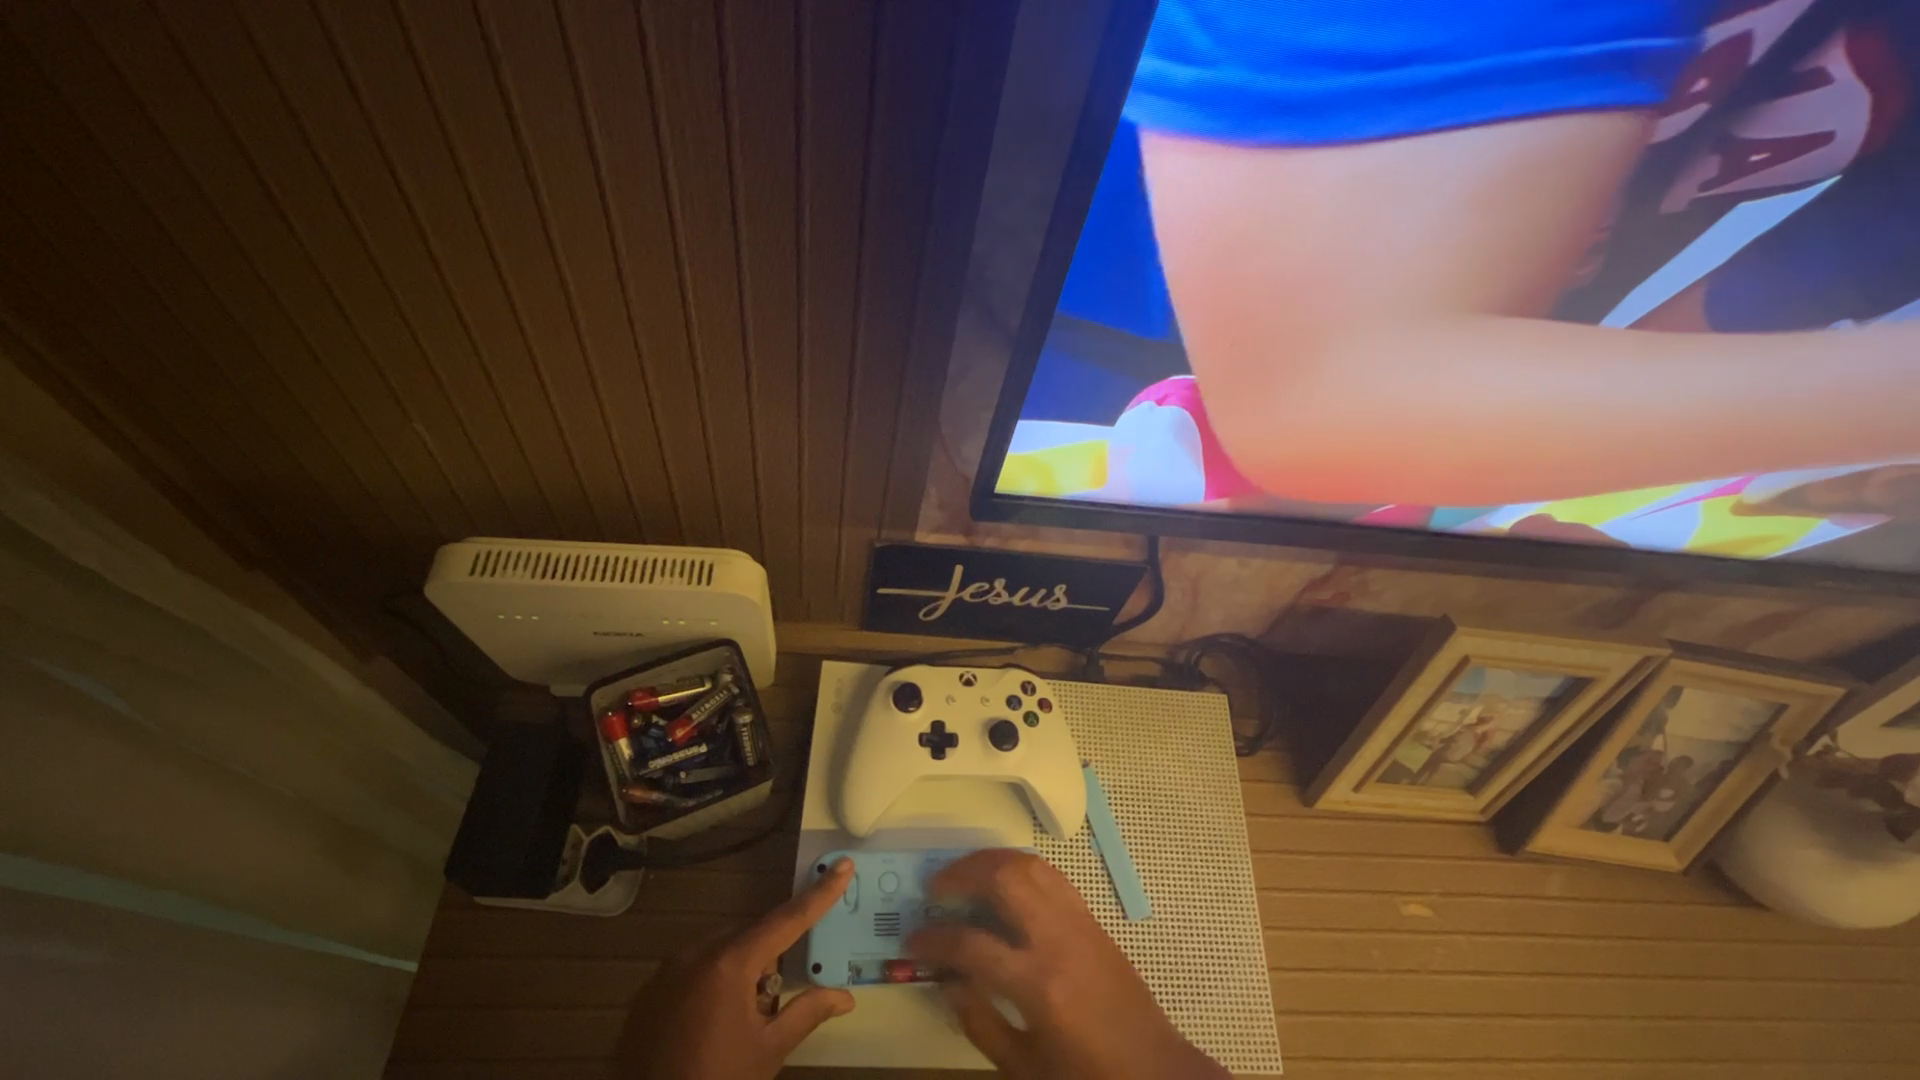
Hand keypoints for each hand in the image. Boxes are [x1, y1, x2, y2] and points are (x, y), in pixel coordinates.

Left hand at [617, 858, 854, 1079]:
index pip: (787, 919)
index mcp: (731, 964)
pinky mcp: (649, 991)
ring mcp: (668, 970)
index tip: (843, 865)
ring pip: (722, 950)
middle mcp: (697, 953)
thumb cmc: (716, 1079)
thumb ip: (806, 1013)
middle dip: (772, 956)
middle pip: (751, 936)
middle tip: (778, 993)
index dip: (819, 894)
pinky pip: (693, 969)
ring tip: (744, 1016)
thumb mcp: (768, 1051)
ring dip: (741, 969)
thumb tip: (845, 997)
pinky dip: (712, 982)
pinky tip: (711, 1022)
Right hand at [910, 850, 1225, 1079]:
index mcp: (1038, 985)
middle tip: (935, 888)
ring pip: (1029, 865)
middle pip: (1004, 878)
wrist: (1155, 1070)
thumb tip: (945, 979)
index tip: (912, 940)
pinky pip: (1051, 876)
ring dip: (991, 861)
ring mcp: (1079, 922)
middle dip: (962, 874)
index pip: (971, 943)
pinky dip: (1020, 867)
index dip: (933, 939)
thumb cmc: (1086, 1075)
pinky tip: (1003, 881)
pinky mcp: (1092, 918)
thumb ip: (979, 1021)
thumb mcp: (1024, 1066)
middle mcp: (1058, 940)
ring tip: (963, 875)